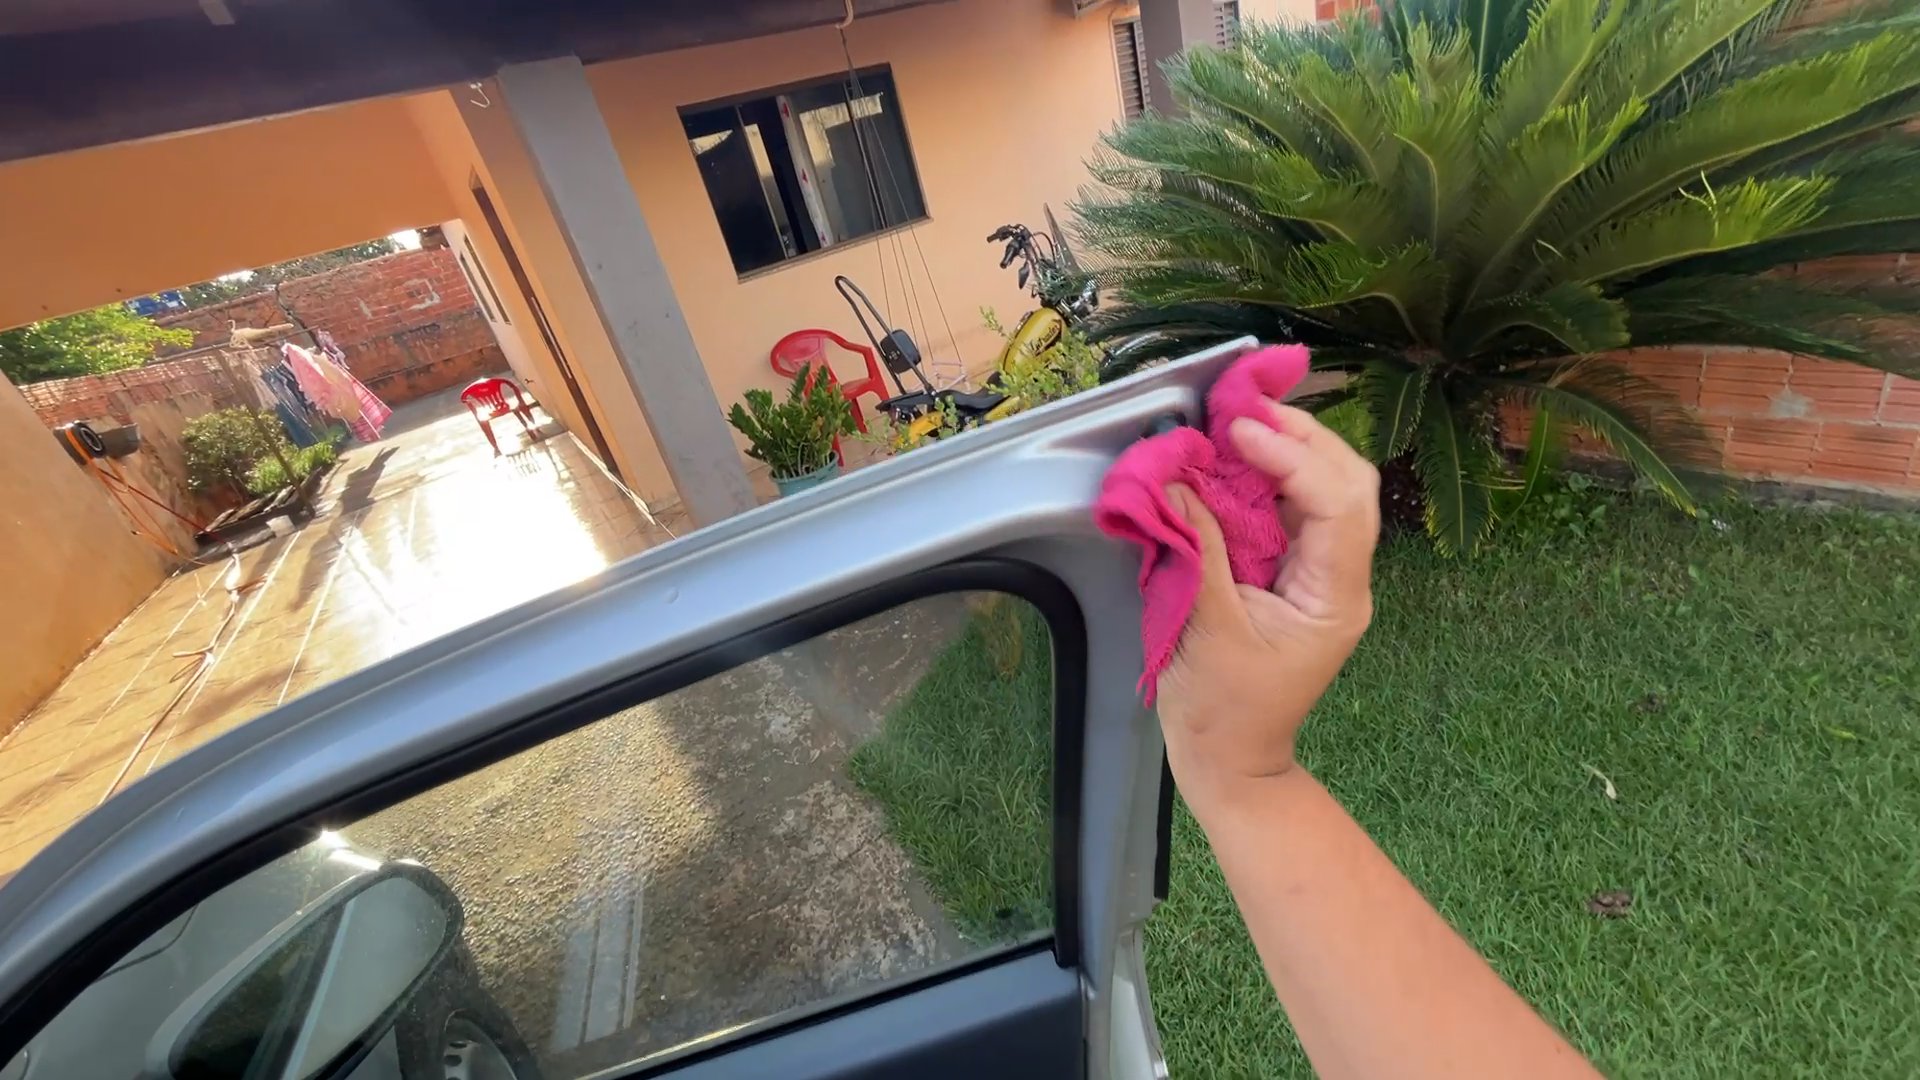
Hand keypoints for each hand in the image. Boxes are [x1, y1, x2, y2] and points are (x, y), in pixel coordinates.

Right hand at [1157, 400, 1380, 821]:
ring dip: (1290, 449)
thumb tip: (1177, 482)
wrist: (1230, 757)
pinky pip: (1291, 512)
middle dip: (1304, 437)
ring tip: (1244, 420)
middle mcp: (1339, 579)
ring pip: (1326, 492)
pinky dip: (1266, 478)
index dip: (1293, 457)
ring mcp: (1319, 576)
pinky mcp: (1291, 576)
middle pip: (1348, 485)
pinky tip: (1236, 460)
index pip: (1338, 505)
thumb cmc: (1220, 708)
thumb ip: (1197, 550)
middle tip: (1249, 406)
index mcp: (1332, 598)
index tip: (1239, 430)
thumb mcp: (1204, 627)